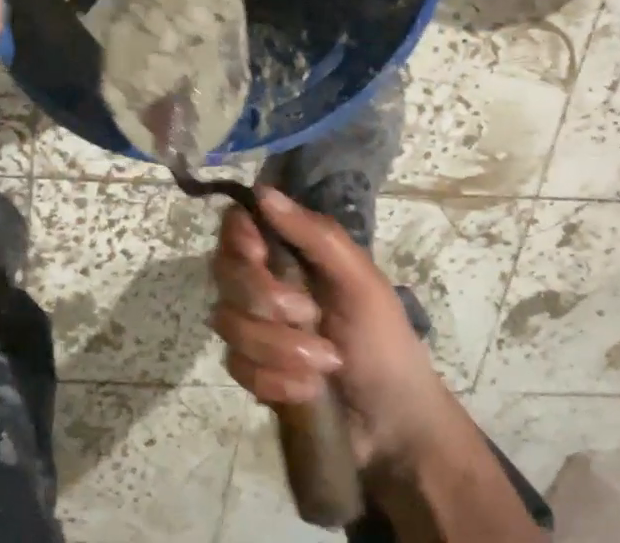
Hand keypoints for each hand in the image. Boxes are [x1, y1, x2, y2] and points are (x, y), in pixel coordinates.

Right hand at [211, 189, 459, 468]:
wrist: (396, 427)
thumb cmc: (385, 344)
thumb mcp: (362, 282)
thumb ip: (316, 235)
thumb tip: (263, 192)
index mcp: (291, 255)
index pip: (237, 226)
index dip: (239, 237)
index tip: (258, 254)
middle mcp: (264, 284)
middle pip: (224, 271)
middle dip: (266, 300)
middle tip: (310, 317)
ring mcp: (254, 328)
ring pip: (227, 322)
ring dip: (279, 347)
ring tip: (325, 364)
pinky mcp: (251, 370)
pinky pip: (237, 364)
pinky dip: (275, 380)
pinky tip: (308, 390)